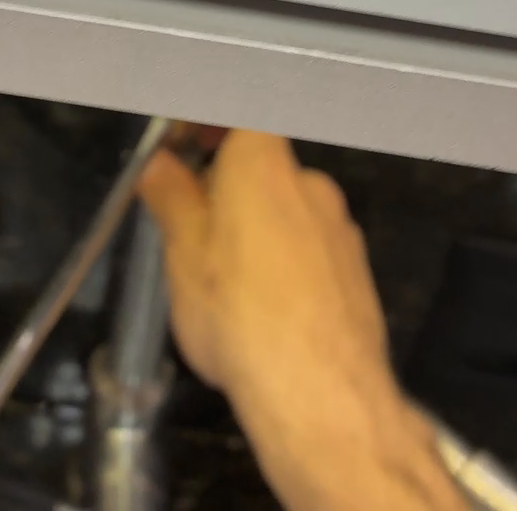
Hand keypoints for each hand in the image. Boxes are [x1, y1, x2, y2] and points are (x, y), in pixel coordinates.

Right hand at [139, 130, 463, 510]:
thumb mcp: (184, 255)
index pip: (241, 118)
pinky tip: (269, 311)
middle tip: (196, 233)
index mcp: (264, 166)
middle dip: (229, 190)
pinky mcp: (358, 270)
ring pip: (288, 210)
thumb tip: (158, 161)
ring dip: (258, 228)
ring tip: (229, 284)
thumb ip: (171, 197)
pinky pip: (313, 247)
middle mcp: (311, 183)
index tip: (186, 149)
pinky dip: (288, 262)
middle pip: (264, 167)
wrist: (323, 398)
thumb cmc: (238, 314)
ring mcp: (341, 227)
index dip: (211, 126)